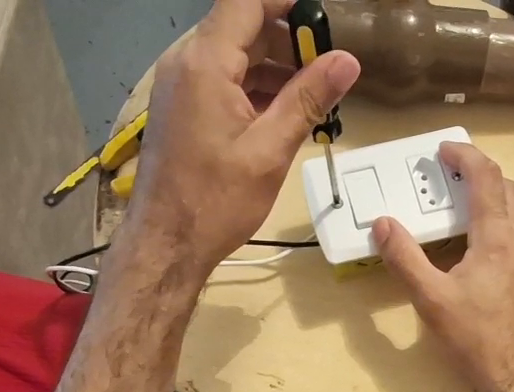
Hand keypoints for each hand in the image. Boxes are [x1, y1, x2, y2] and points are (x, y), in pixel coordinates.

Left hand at [124, 0, 360, 270]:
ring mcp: (179, 86)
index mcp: (205, 62)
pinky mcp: (180, 109)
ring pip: (232, 55)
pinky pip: (219, 80)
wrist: (166, 244)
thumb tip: (347, 60)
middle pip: (241, 25)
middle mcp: (185, 62)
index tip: (322, 18)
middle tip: (326, 67)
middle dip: (286, 38)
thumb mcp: (270, 152)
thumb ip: (307, 99)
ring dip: (272, 66)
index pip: (247, 0)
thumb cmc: (216, 203)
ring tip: (311, 96)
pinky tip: (280, 114)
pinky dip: (252, 88)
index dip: (287, 1)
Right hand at [373, 143, 513, 391]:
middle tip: (453, 175)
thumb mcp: (430, 299)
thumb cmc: (473, 339)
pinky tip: (503, 241)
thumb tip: (382, 224)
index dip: (465, 156)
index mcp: (496, 237)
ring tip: (476, 203)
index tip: (444, 149)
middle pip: (507, 189)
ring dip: (501, 197)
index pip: (485, 178)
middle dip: (481, 173)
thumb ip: (404, 258)